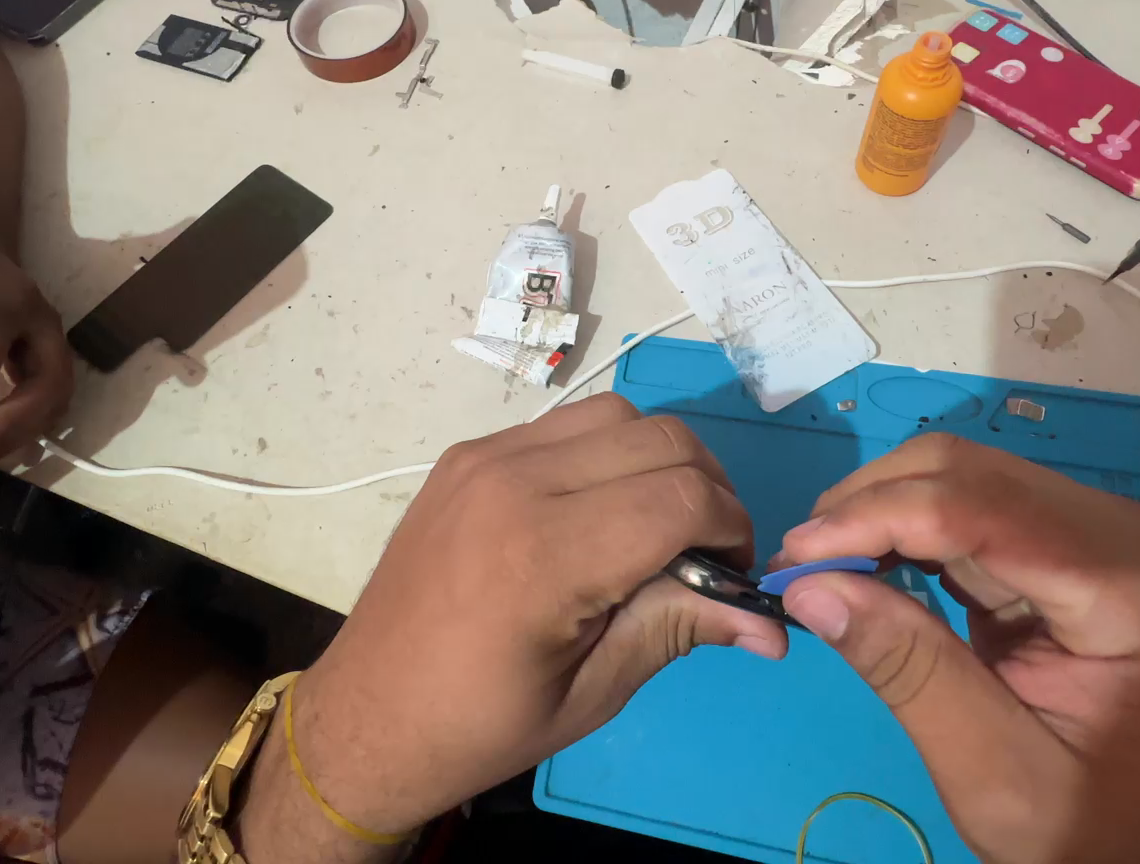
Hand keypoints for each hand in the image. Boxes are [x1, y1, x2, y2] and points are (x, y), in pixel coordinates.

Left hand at [0, 235, 73, 471]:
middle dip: (8, 420)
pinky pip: (37, 416)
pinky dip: (10, 441)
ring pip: (49, 406)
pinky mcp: (37, 380)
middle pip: (48, 383)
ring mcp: (47, 358)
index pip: (5, 319)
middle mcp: (44, 331)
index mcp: (14, 295)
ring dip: (10, 438)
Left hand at [236, 394, 788, 859]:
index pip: (681, 499)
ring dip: (660, 458)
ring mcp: (486, 456)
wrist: (366, 711)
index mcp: (544, 555)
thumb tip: (772, 626)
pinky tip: (599, 502)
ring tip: (657, 518)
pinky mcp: (470, 450)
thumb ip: (679, 631)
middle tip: (705, 547)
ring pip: (618, 415)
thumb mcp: (590, 693)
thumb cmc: (480, 722)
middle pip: (660, 440)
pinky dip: (608, 450)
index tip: (731, 571)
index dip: (730, 528)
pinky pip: (567, 423)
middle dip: (708, 487)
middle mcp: (515, 481)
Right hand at [775, 434, 1139, 863]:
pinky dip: (908, 531)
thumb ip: (908, 670)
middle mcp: (1121, 534)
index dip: (873, 517)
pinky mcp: (1068, 551)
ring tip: (825, 565)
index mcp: (1133, 585)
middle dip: (870, 504)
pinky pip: (970, 513)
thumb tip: (808, 586)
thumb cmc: (1107, 841)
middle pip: (967, 472)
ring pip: (960, 479)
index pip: (977, 506)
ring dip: (882, 512)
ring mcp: (1096, 537)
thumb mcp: (999, 776)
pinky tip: (871, 566)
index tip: (794, 558)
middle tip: (802, 563)